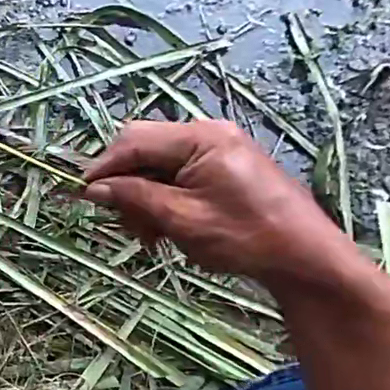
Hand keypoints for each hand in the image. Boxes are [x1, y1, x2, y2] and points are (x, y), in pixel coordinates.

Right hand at [82, 120, 356, 286]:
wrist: (304, 255)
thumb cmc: (244, 237)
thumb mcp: (181, 219)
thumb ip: (135, 197)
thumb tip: (93, 188)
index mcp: (200, 138)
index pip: (134, 141)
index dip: (104, 167)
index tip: (85, 197)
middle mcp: (208, 133)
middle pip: (144, 147)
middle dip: (125, 183)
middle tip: (124, 222)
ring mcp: (219, 148)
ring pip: (158, 163)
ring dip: (143, 195)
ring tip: (149, 234)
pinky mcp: (225, 166)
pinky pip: (179, 173)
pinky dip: (164, 197)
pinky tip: (166, 227)